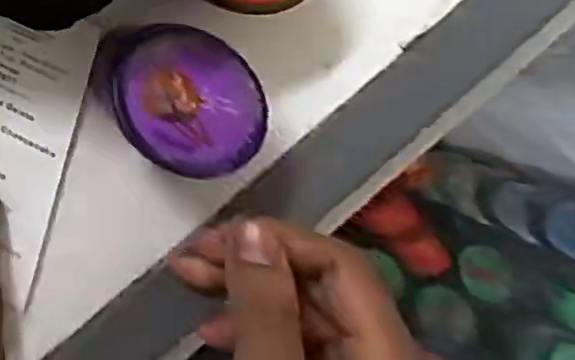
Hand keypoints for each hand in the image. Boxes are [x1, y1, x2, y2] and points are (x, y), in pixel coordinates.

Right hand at [168, 219, 421, 359]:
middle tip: (189, 255)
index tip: (217, 239)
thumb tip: (248, 227)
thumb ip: (265, 305)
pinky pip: (303, 334)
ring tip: (188, 281)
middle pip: (318, 281)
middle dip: (246, 260)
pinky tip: (217, 325)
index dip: (277, 238)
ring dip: (241, 286)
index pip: (340, 261)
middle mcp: (386, 349)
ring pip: (303, 305)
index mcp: (387, 347)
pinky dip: (256, 319)